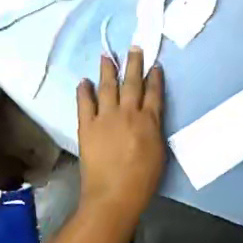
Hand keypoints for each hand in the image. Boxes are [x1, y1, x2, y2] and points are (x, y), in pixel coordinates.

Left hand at [75, 47, 166, 223]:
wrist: (113, 194)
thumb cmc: (142, 181)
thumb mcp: (158, 153)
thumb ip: (153, 131)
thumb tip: (149, 118)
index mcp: (149, 122)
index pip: (154, 93)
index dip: (155, 77)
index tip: (154, 64)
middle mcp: (128, 113)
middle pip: (132, 83)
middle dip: (134, 64)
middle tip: (133, 47)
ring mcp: (105, 117)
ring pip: (108, 87)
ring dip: (108, 70)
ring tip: (107, 56)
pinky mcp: (87, 125)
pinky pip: (85, 102)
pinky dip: (84, 90)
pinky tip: (83, 81)